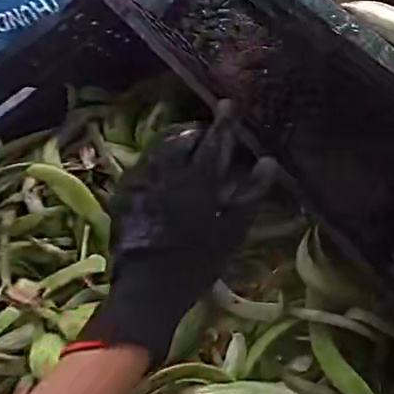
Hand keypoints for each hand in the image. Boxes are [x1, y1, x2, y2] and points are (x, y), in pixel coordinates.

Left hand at [79, 102, 273, 350]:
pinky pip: (146, 164)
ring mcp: (142, 181)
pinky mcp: (125, 193)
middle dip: (199, 130)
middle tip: (211, 133)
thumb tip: (268, 161)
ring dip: (178, 141)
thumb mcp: (233, 229)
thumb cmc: (198, 260)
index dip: (225, 121)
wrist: (148, 290)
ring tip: (189, 145)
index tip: (230, 103)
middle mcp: (168, 172)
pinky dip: (160, 159)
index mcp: (198, 180)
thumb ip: (251, 192)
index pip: (215, 139)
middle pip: (184, 137)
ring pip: (161, 147)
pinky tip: (167, 171)